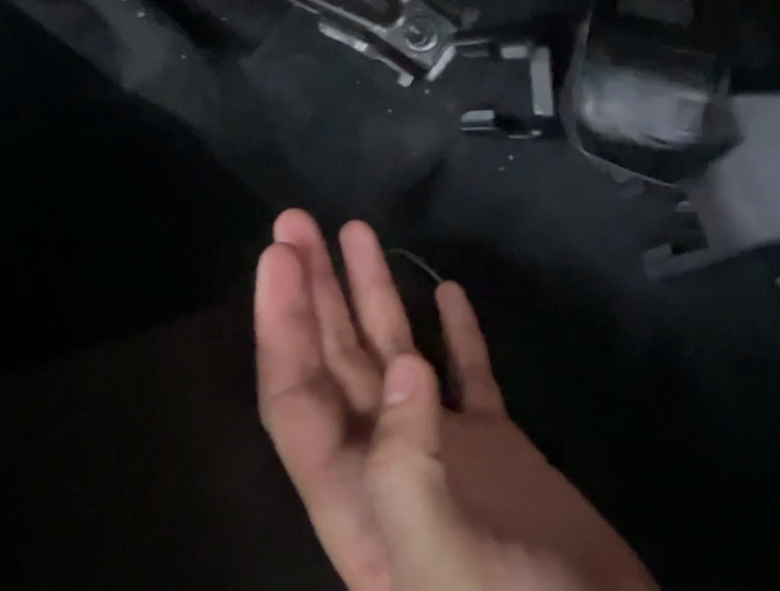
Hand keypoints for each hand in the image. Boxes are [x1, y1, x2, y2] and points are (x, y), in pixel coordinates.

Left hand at [255, 210, 656, 590]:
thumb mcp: (443, 559)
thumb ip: (407, 465)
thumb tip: (403, 365)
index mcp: (355, 493)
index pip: (297, 394)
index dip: (282, 323)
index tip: (280, 255)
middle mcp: (388, 462)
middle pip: (335, 363)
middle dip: (314, 291)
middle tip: (295, 222)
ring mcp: (445, 450)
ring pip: (394, 357)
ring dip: (372, 296)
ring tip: (357, 233)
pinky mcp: (499, 445)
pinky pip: (467, 374)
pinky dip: (455, 332)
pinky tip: (447, 293)